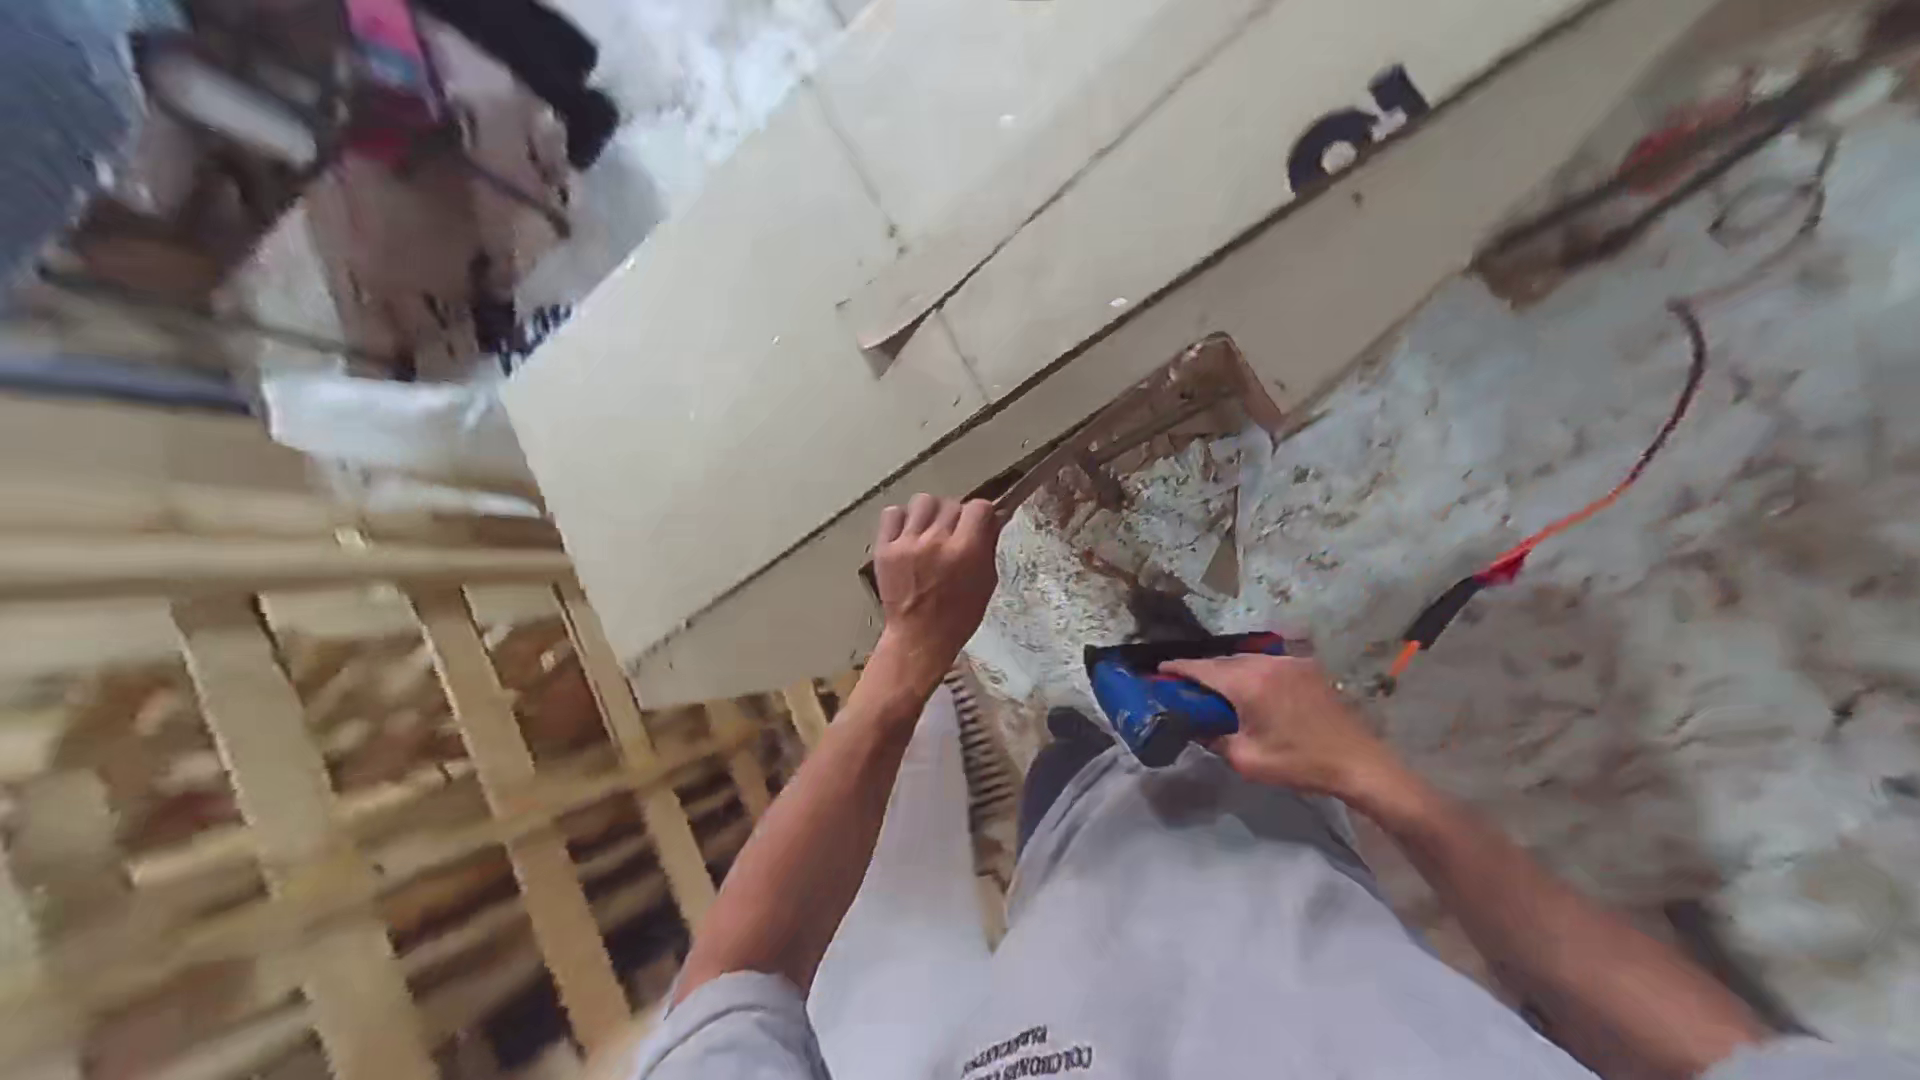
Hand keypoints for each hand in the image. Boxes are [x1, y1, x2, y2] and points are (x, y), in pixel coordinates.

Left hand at [871, 495, 1002, 691]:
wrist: (919, 637)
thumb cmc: (958, 615)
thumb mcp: (986, 582)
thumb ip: (988, 547)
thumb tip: (993, 519)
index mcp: (965, 551)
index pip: (979, 507)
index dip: (982, 514)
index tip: (979, 523)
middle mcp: (936, 541)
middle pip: (951, 503)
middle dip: (957, 516)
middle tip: (954, 533)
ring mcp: (907, 543)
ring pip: (922, 502)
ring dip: (930, 513)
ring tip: (929, 529)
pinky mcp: (884, 548)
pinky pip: (892, 513)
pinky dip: (902, 519)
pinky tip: (908, 533)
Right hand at [1159, 655, 1411, 804]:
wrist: (1361, 765)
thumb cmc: (1300, 764)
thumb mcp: (1247, 760)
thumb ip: (1213, 740)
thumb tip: (1195, 728)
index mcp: (1248, 683)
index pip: (1202, 668)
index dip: (1178, 667)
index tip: (1160, 670)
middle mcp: (1267, 664)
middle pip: (1223, 661)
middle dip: (1202, 670)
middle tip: (1185, 684)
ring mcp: (1290, 663)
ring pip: (1246, 661)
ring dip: (1227, 671)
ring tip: (1214, 687)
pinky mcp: (1307, 669)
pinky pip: (1267, 664)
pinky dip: (1250, 672)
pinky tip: (1249, 689)